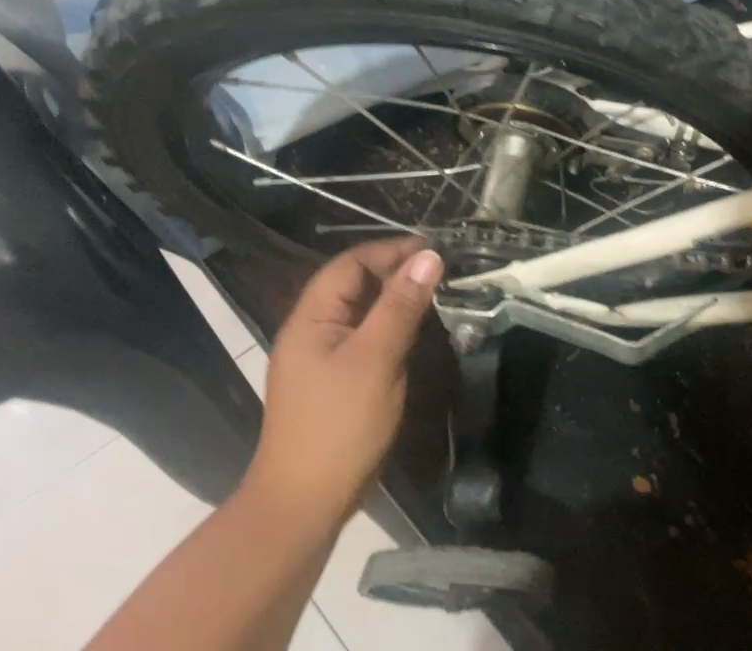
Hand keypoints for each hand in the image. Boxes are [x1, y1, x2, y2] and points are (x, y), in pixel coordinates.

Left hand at [243, 239, 443, 526]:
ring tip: (440, 294)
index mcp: (311, 320)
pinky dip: (395, 327)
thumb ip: (401, 305)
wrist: (307, 500)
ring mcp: (325, 360)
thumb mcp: (376, 358)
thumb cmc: (339, 424)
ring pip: (364, 314)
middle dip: (397, 273)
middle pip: (355, 286)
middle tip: (444, 270)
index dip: (389, 251)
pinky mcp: (340, 382)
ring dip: (398, 300)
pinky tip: (421, 332)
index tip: (434, 249)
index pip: (349, 265)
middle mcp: (313, 332)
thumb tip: (429, 257)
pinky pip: (368, 340)